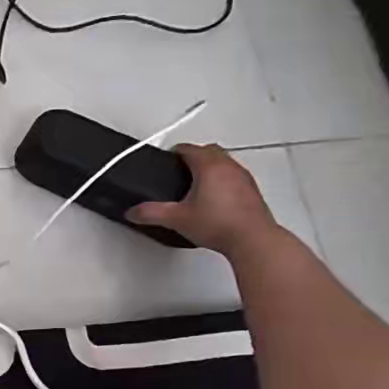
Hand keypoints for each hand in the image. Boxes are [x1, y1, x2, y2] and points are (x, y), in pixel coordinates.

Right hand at [127, 143, 280, 255]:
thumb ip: (152, 213)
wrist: (251, 239)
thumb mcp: (177, 219)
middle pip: (209, 150)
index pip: (188, 148)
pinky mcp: (252, 190)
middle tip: (183, 167)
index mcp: (208, 165)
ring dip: (213, 166)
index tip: (169, 157)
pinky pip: (237, 176)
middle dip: (195, 156)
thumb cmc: (221, 224)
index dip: (175, 152)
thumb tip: (135, 212)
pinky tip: (219, 199)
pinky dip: (226, 180)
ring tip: (200, 183)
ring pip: (225, 161)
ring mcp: (243, 177)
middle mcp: (228, 166)